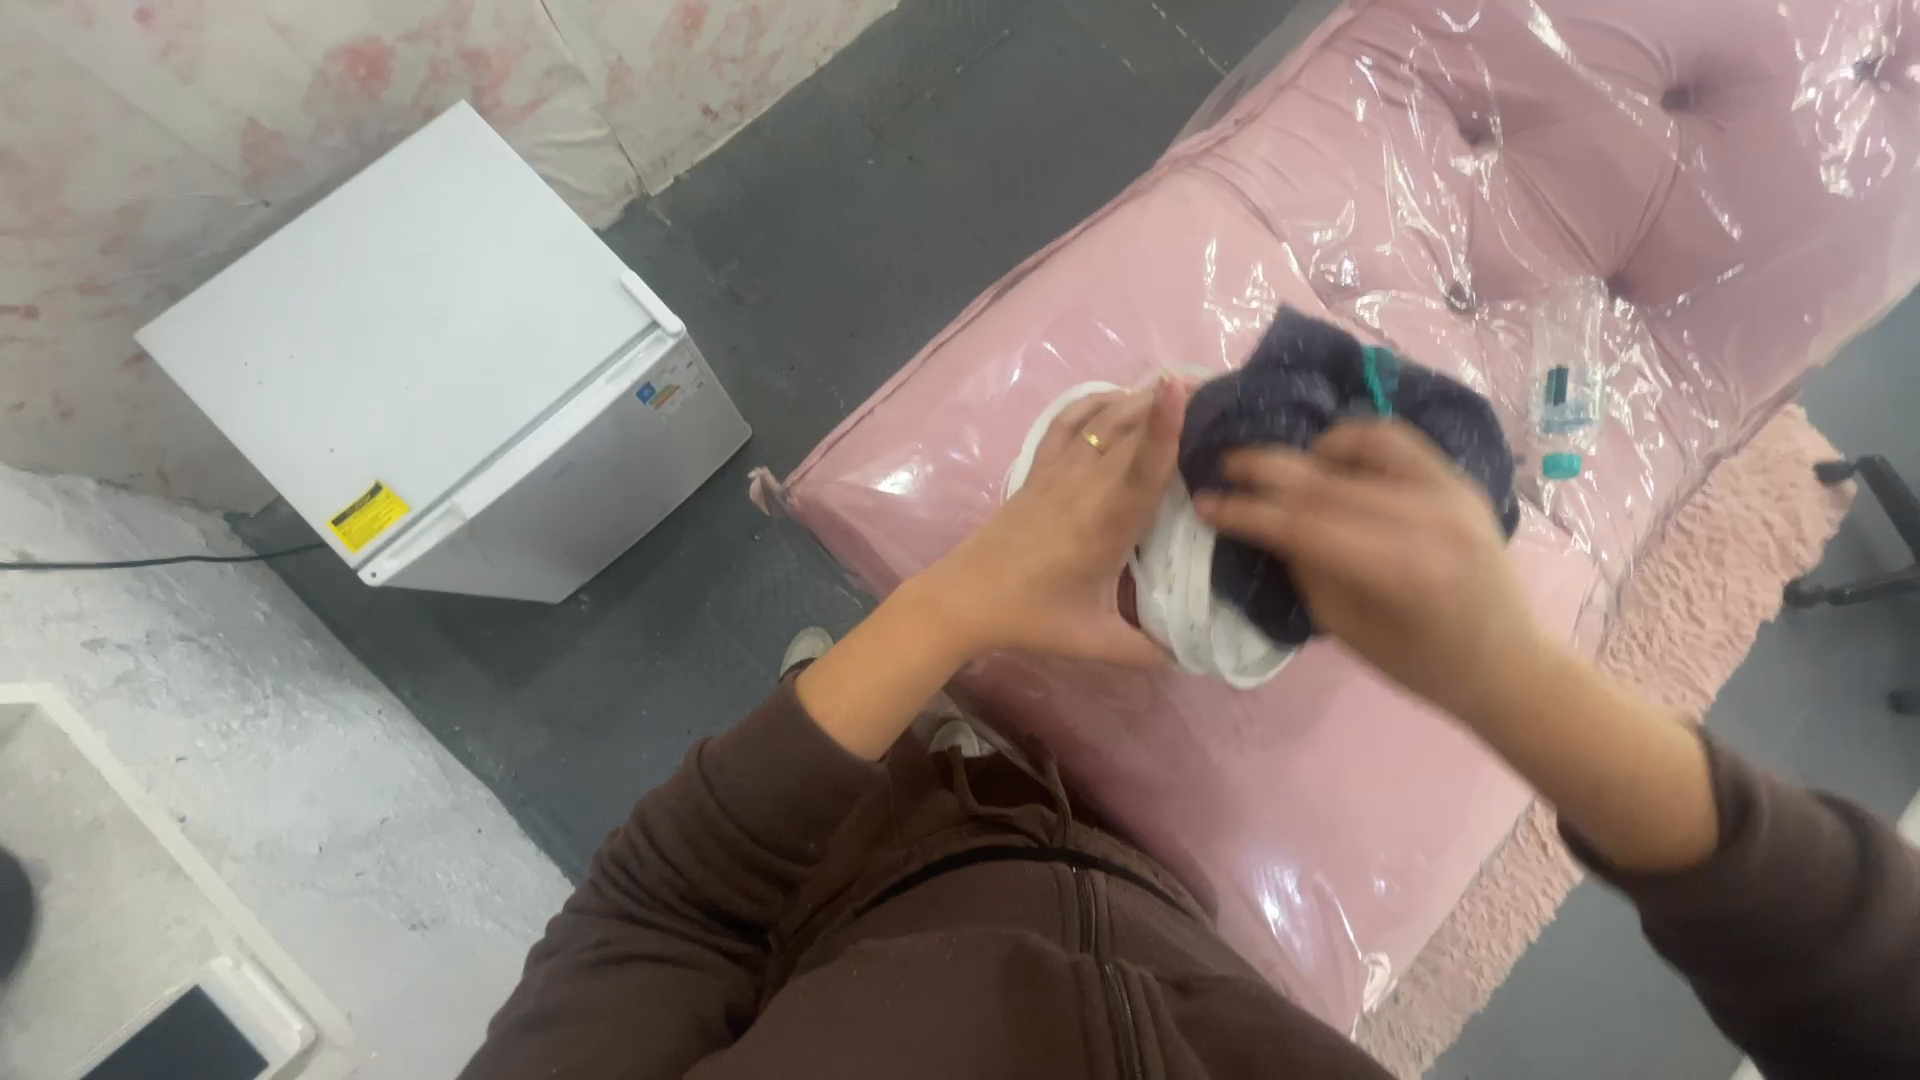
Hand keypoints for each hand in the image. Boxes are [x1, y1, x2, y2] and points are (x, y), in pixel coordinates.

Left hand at [912, 377, 1187, 667]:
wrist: (964, 599)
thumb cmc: (1031, 618)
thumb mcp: (1093, 641)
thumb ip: (1146, 649)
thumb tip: (1193, 653)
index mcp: (1104, 527)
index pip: (1142, 469)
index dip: (1166, 428)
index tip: (1186, 391)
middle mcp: (1083, 488)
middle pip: (1131, 434)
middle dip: (1172, 406)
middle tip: (1217, 395)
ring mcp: (1056, 473)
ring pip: (1102, 422)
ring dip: (1139, 400)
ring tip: (1178, 386)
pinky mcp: (1036, 471)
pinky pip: (1066, 423)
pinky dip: (1092, 402)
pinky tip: (1117, 396)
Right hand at [1193, 419, 1551, 718]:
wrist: (1507, 662)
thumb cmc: (1418, 662)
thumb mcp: (1344, 626)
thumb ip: (1304, 565)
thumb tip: (1264, 522)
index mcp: (1402, 572)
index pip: (1304, 526)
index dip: (1248, 512)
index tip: (1204, 503)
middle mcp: (1431, 520)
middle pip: (1324, 482)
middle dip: (1264, 471)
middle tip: (1222, 464)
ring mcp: (1452, 492)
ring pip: (1360, 445)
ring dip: (1308, 451)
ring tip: (1281, 468)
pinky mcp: (1459, 479)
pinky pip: (1394, 441)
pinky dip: (1352, 441)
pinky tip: (1327, 459)